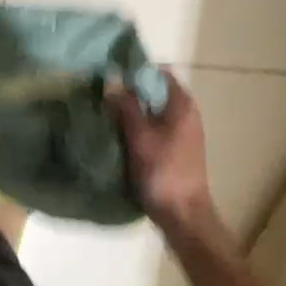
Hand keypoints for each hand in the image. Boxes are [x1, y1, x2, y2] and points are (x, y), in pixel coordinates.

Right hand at [110, 71, 217, 233]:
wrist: (182, 215)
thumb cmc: (164, 171)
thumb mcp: (140, 136)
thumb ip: (126, 107)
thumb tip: (112, 79)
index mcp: (183, 106)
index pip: (160, 73)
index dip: (136, 70)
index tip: (110, 71)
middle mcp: (185, 115)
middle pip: (154, 92)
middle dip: (128, 91)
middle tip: (100, 91)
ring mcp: (180, 134)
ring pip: (151, 112)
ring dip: (129, 111)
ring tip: (102, 111)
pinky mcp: (172, 150)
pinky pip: (151, 129)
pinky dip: (135, 127)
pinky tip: (114, 133)